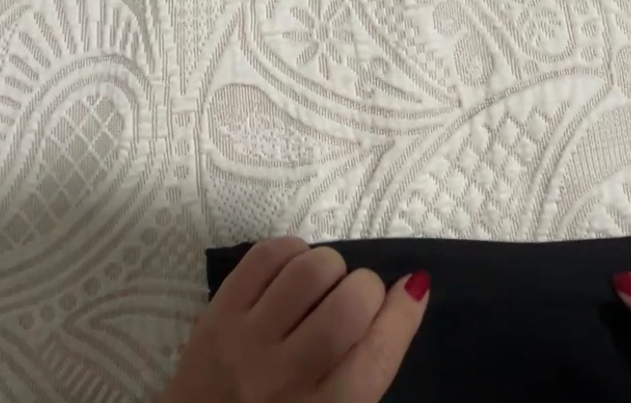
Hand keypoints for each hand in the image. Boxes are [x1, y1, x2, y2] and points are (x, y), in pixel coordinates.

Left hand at [162, 237, 428, 402]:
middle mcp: (283, 380)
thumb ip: (367, 365)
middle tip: (358, 296)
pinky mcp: (218, 311)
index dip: (402, 314)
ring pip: (308, 272)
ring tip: (324, 282)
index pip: (374, 357)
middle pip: (346, 308)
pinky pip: (265, 256)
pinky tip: (293, 267)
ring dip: (329, 265)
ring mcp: (245, 342)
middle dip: (366, 287)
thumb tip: (409, 291)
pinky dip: (291, 249)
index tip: (413, 287)